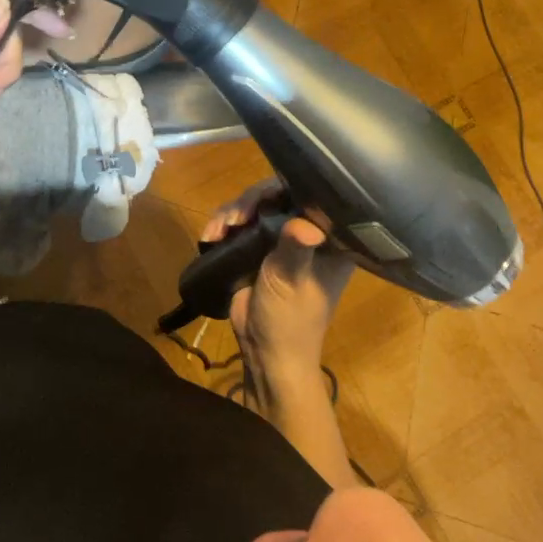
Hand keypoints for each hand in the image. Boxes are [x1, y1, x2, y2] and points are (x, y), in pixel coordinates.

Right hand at [201, 182, 355, 385]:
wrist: (265, 353)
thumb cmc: (290, 320)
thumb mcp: (291, 281)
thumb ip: (295, 249)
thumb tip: (304, 225)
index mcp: (331, 239)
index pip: (312, 196)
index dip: (285, 188)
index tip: (261, 199)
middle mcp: (309, 233)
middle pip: (278, 197)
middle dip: (250, 202)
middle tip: (234, 218)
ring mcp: (280, 240)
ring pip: (255, 207)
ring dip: (231, 214)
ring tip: (217, 231)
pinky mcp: (257, 249)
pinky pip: (240, 224)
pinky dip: (223, 226)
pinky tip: (211, 237)